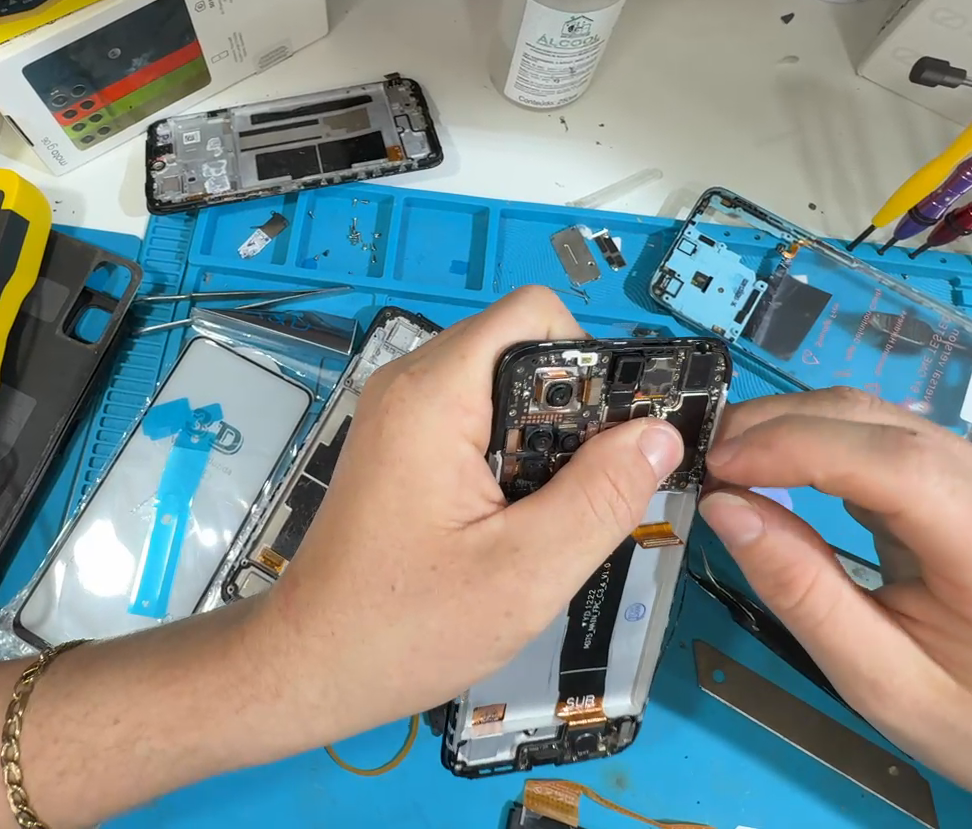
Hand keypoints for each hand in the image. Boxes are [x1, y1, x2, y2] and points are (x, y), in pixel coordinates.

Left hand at [259, 285, 684, 738]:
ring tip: (552, 501)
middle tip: (590, 479)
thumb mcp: (524, 570)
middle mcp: (410, 380)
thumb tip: (658, 434)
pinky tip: (514, 506)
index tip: (611, 429)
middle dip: (569, 402)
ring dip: (541, 430)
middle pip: (518, 344)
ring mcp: (398, 406)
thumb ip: (600, 496)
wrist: (313, 659)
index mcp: (435, 392)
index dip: (587, 357)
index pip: (532, 313)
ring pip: (498, 380)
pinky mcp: (398, 435)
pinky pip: (471, 409)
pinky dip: (507, 443)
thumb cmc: (407, 624)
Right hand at [697, 388, 971, 827]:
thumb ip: (800, 591)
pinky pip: (883, 431)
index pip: (898, 466)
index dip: (797, 448)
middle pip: (880, 424)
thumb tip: (722, 504)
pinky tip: (779, 466)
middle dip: (776, 426)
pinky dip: (816, 438)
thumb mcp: (876, 682)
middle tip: (703, 458)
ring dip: (789, 425)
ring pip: (875, 415)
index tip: (717, 465)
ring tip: (730, 460)